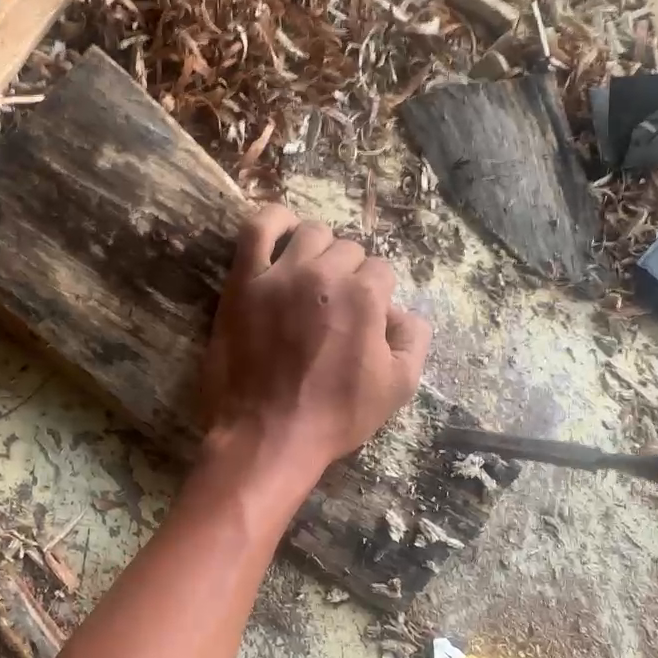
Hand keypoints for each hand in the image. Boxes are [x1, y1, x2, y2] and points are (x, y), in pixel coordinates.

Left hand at [200, 205, 430, 478]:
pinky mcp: (243, 282)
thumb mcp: (398, 388)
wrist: (267, 436)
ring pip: (310, 233)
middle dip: (349, 275)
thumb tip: (403, 313)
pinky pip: (257, 228)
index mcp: (365, 297)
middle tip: (336, 308)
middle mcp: (325, 275)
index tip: (364, 321)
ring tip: (312, 277)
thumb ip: (414, 340)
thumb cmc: (334, 416)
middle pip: (348, 250)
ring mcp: (280, 275)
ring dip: (319, 249)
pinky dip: (273, 221)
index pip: (382, 272)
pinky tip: (281, 232)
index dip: (377, 297)